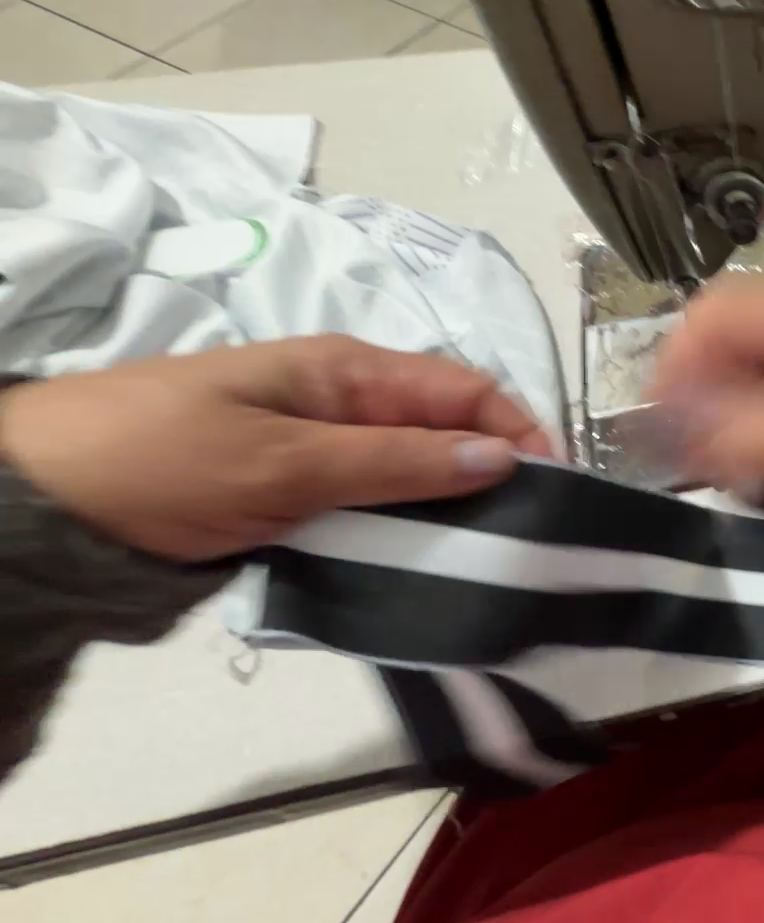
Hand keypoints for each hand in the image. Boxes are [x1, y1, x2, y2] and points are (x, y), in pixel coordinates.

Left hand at [0, 336, 553, 561]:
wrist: (23, 514)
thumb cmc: (159, 464)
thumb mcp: (288, 461)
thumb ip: (403, 460)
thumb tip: (506, 457)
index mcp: (350, 370)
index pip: (466, 390)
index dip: (518, 429)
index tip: (552, 484)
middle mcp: (351, 401)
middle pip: (453, 428)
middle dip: (497, 469)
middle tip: (527, 525)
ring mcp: (330, 447)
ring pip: (425, 469)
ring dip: (459, 502)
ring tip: (492, 546)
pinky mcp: (312, 489)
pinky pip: (388, 500)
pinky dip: (417, 523)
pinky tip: (435, 552)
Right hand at [654, 279, 763, 582]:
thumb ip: (759, 430)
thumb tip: (668, 412)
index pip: (731, 312)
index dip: (685, 355)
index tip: (659, 419)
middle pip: (732, 356)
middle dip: (698, 401)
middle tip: (679, 462)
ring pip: (746, 403)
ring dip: (720, 437)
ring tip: (712, 483)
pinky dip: (748, 465)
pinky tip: (745, 493)